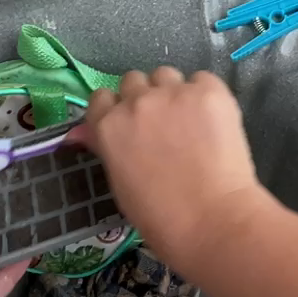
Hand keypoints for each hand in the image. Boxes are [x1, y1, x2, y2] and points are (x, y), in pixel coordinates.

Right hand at [74, 68, 275, 269]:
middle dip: (143, 98)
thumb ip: (107, 148)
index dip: (114, 110)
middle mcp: (137, 102)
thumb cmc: (161, 218)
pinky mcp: (208, 90)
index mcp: (109, 126)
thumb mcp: (121, 184)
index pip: (101, 98)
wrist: (213, 221)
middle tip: (160, 125)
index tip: (128, 125)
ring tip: (189, 120)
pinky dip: (204, 95)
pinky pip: (201, 79)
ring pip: (165, 75)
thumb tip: (84, 132)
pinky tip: (212, 120)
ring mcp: (173, 92)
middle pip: (133, 81)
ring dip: (171, 92)